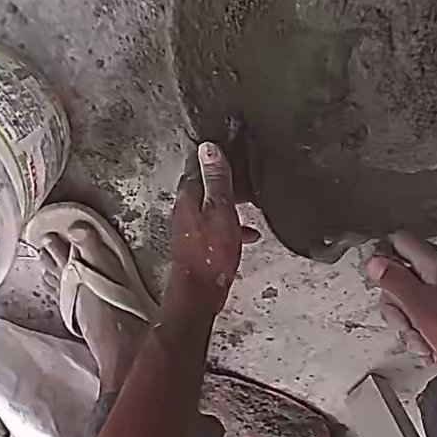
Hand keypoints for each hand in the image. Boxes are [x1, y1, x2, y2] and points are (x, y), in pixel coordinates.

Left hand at [167, 141, 258, 318]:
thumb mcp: (220, 211)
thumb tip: (209, 148)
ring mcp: (191, 227)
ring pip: (211, 204)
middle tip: (244, 170)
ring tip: (250, 199)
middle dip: (223, 176)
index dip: (212, 153)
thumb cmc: (211, 254)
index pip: (198, 164)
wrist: (199, 293)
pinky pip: (216, 225)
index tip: (228, 142)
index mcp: (190, 197)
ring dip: (229, 201)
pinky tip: (248, 233)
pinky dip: (230, 223)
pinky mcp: (198, 243)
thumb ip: (217, 180)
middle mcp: (186, 209)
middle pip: (205, 184)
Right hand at [366, 231, 436, 399]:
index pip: (400, 244)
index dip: (385, 261)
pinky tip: (435, 349)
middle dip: (399, 309)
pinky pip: (428, 324)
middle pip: (402, 281)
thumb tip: (374, 262)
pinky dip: (427, 339)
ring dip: (412, 330)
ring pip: (413, 307)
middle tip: (408, 322)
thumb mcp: (419, 304)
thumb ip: (393, 279)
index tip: (382, 283)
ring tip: (426, 342)